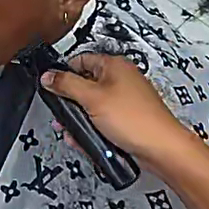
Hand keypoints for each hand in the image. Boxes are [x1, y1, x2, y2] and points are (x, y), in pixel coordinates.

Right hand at [39, 54, 197, 167]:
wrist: (160, 148)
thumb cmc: (137, 120)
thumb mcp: (92, 98)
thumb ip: (67, 85)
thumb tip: (49, 76)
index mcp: (115, 65)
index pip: (81, 60)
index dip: (63, 73)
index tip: (51, 86)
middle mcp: (122, 79)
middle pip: (85, 85)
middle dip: (71, 103)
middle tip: (64, 114)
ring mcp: (125, 100)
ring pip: (93, 106)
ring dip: (81, 119)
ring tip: (76, 131)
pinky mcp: (127, 119)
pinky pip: (103, 120)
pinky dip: (94, 129)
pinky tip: (89, 140)